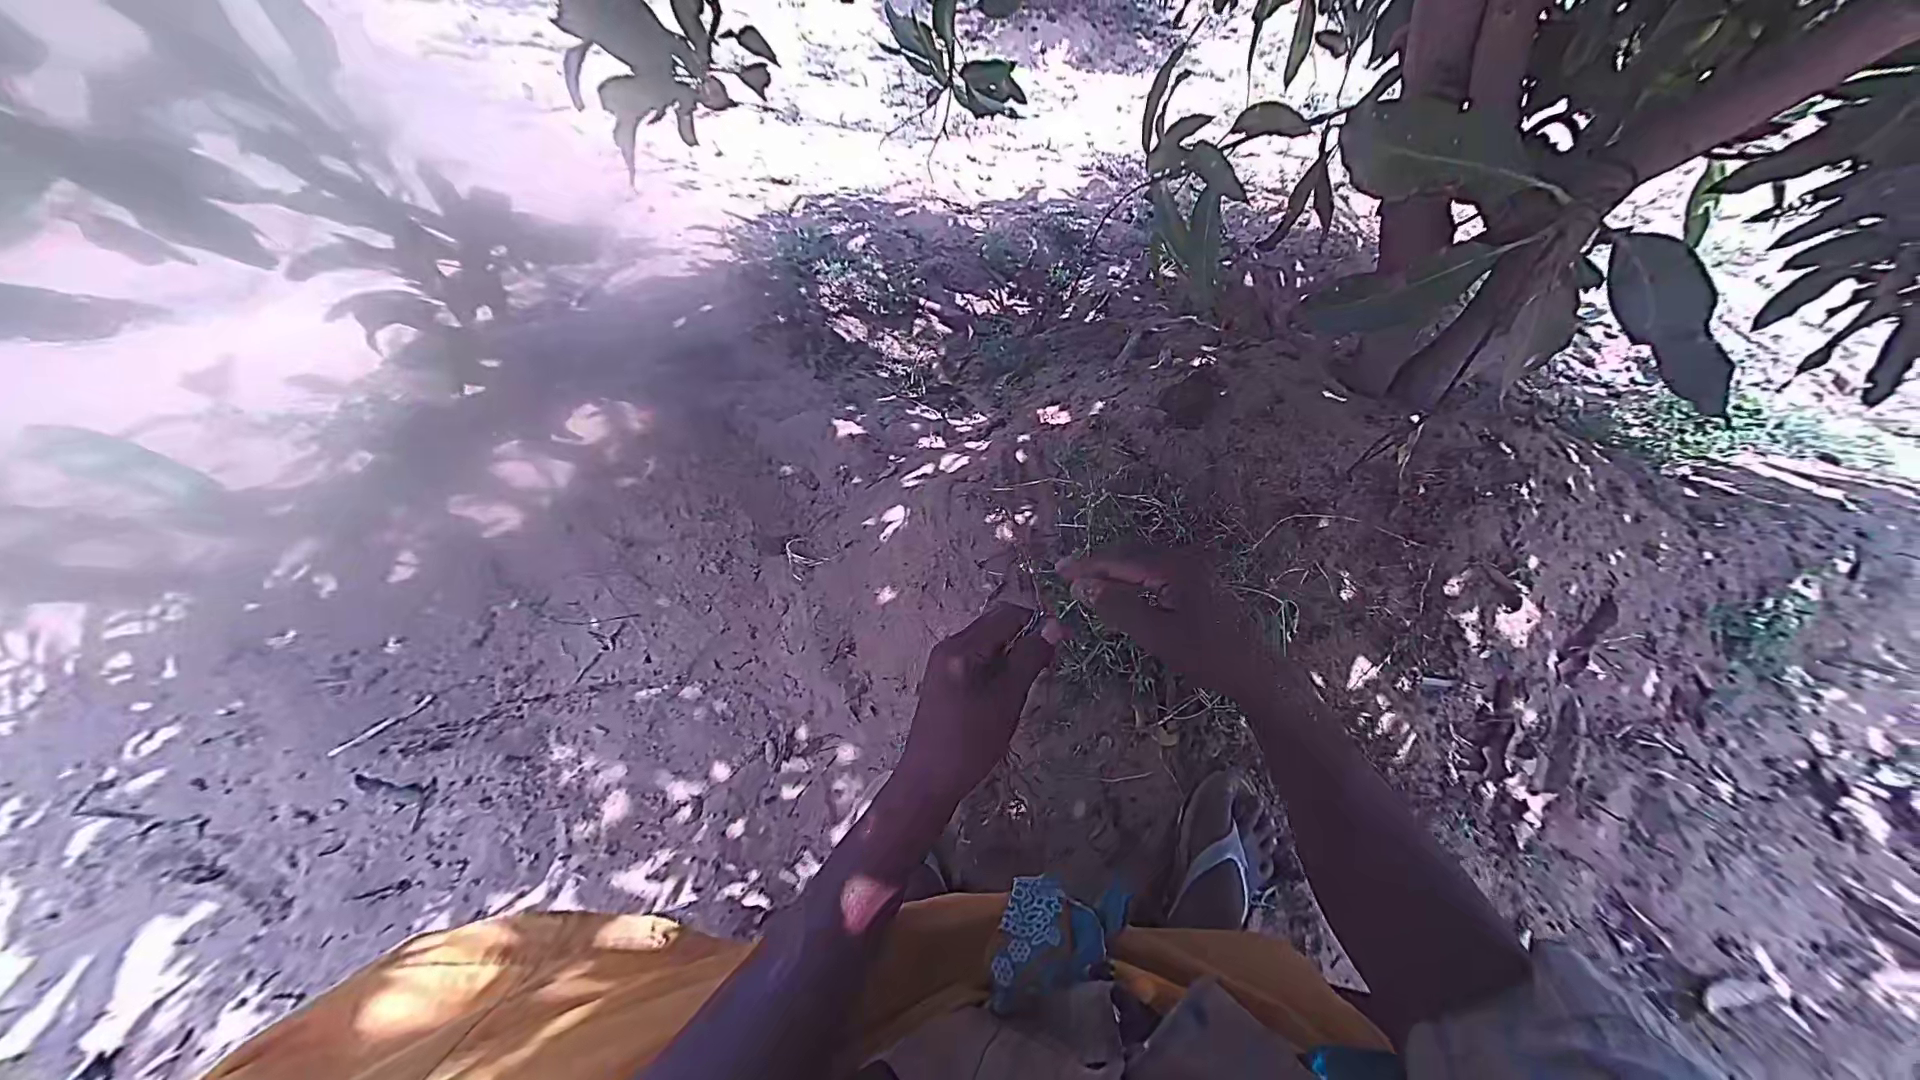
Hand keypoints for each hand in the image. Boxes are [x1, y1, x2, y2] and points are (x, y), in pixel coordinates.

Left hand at [897, 603, 1061, 804]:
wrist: (929, 781)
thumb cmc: (970, 741)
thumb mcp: (1007, 698)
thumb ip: (1030, 658)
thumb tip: (1055, 626)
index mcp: (962, 646)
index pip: (1008, 615)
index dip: (1038, 623)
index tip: (1062, 643)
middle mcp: (950, 646)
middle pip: (996, 624)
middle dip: (1026, 637)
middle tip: (1048, 664)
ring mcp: (944, 662)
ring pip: (988, 642)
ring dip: (1013, 652)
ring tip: (1029, 681)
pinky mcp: (944, 679)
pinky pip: (978, 658)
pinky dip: (998, 665)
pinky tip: (1008, 690)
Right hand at [1058, 546, 1270, 698]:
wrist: (1258, 676)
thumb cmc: (1208, 655)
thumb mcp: (1156, 634)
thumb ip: (1118, 607)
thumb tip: (1081, 587)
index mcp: (1177, 566)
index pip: (1122, 559)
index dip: (1088, 565)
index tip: (1060, 571)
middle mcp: (1187, 561)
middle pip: (1132, 558)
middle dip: (1099, 568)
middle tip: (1069, 578)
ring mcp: (1196, 573)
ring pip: (1144, 568)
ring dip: (1115, 578)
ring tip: (1089, 588)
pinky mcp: (1200, 588)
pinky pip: (1156, 579)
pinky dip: (1133, 586)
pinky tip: (1122, 599)